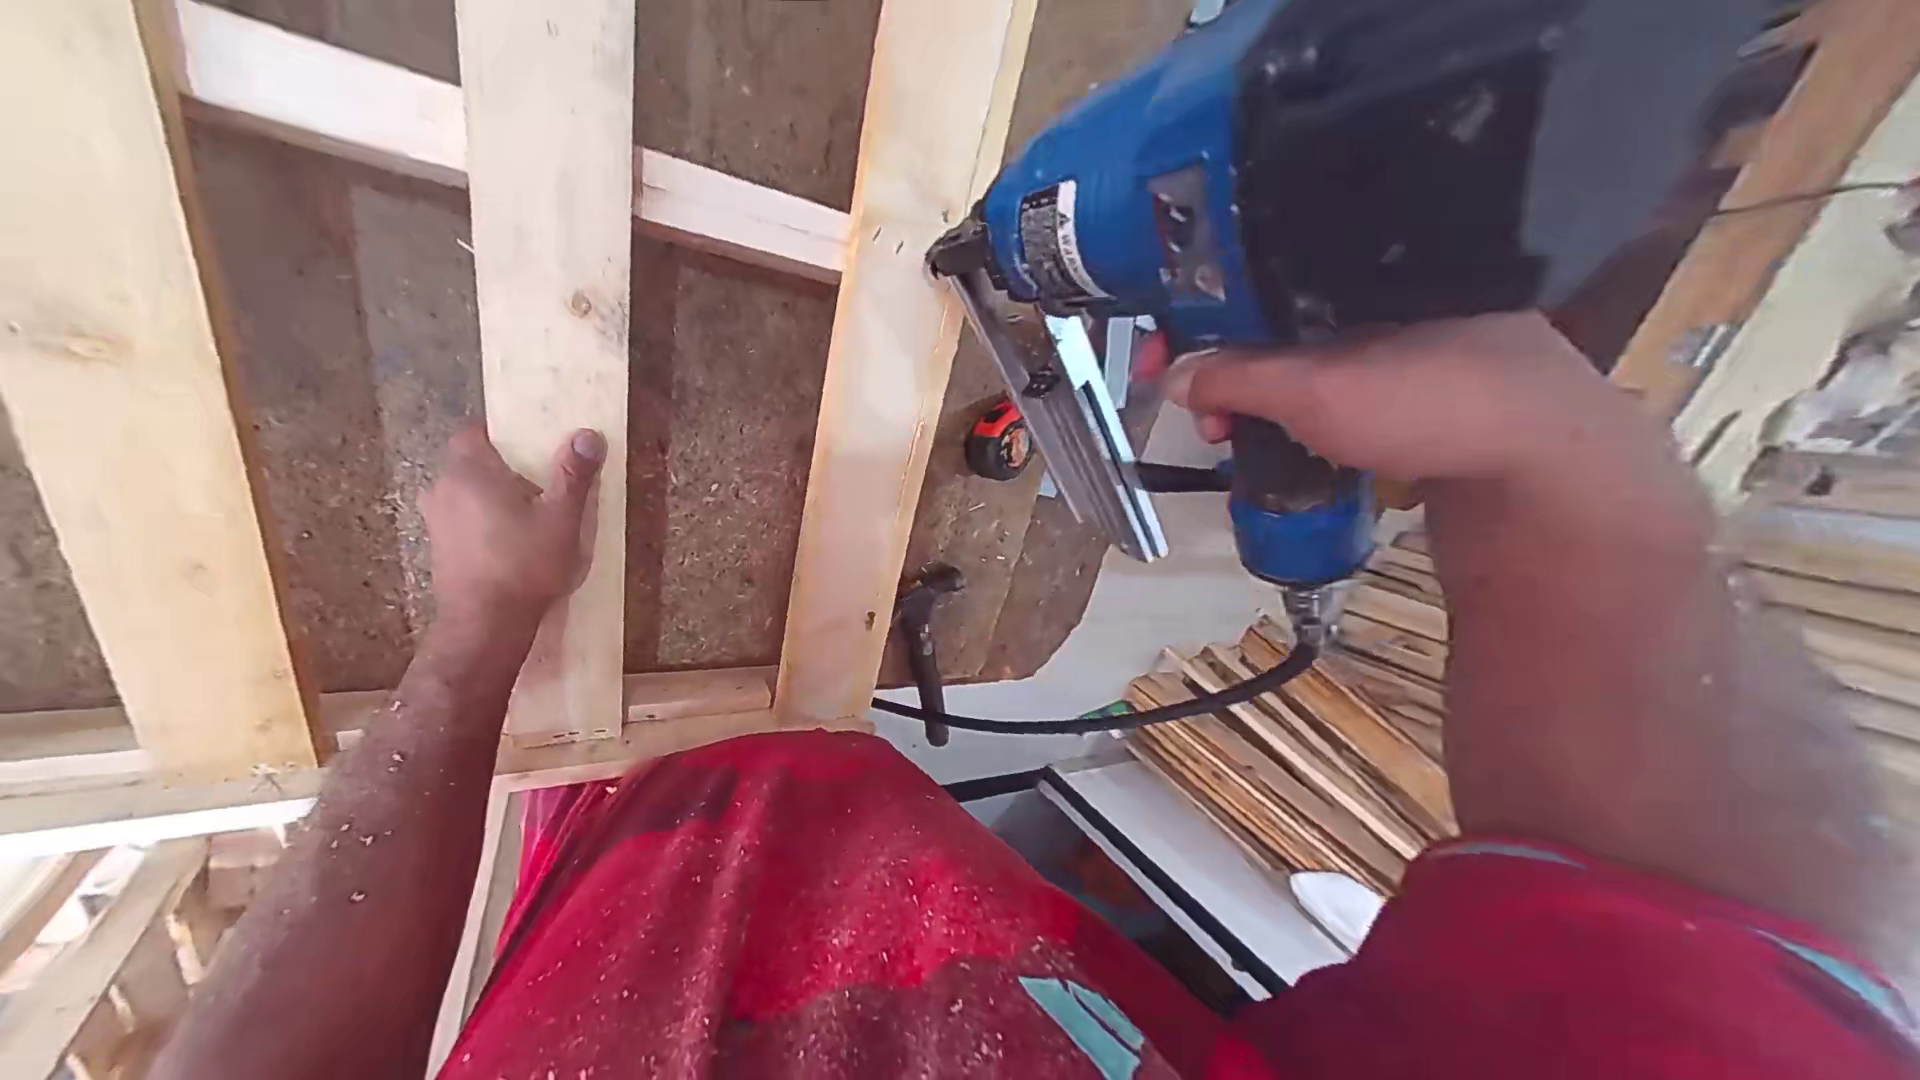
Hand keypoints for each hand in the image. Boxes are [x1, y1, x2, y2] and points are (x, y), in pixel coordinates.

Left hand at [422, 425, 605, 621]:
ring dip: (494, 493)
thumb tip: (588, 435)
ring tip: (531, 510)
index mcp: (469, 472)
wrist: (487, 621)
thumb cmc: (525, 562)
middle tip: (543, 478)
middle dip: (505, 465)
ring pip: (467, 490)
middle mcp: (443, 488)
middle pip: (472, 461)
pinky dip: (485, 517)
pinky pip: (464, 516)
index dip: (503, 432)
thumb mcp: (562, 516)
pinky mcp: (440, 545)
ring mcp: (436, 518)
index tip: (534, 442)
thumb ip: (573, 474)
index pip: (475, 432)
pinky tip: (513, 537)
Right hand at [1147, 312, 1661, 486]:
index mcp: (1354, 273)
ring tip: (1233, 440)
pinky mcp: (1416, 384)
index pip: (1248, 285)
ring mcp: (1404, 341)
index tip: (1159, 361)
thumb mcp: (1313, 391)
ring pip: (1299, 363)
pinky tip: (1286, 441)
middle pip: (1268, 329)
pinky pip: (1331, 386)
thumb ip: (1235, 377)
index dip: (1192, 322)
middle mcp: (1379, 297)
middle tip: (1204, 421)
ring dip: (1254, 400)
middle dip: (1221, 376)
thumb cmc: (1424, 405)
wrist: (1545, 469)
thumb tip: (1172, 376)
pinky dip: (1295, 412)